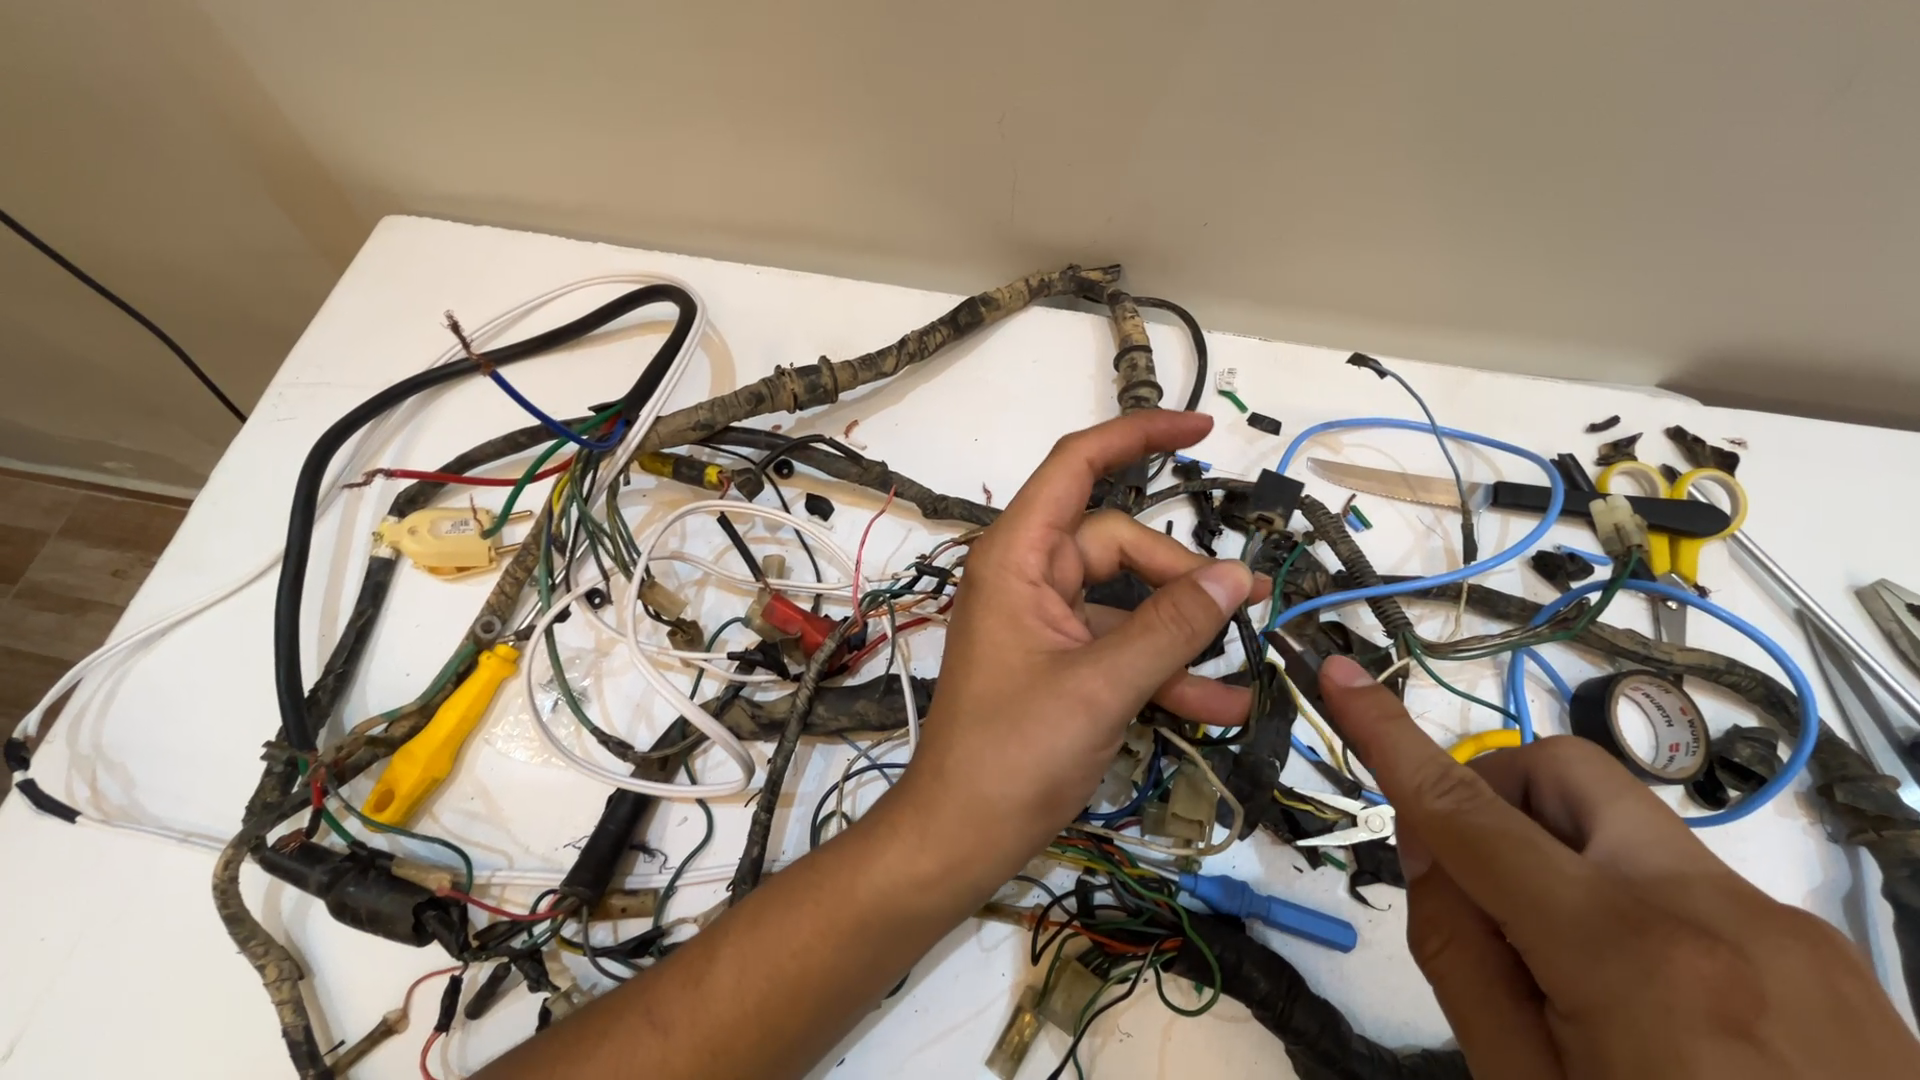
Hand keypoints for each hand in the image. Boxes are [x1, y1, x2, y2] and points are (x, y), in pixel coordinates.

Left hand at [892, 411, 1258, 883]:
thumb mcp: (1102, 685)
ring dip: (1181, 635)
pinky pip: (1118, 646)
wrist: (961, 834)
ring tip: (1243, 666)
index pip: (1077, 465)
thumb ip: (1172, 626)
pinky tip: (1216, 707)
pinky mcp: (1057, 662)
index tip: (1201, 429)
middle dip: (1180, 579)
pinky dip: (1161, 670)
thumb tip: (1240, 576)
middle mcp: (1028, 576)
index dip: (1137, 436)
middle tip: (1244, 611)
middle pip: (1119, 545)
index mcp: (1018, 557)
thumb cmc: (1013, 753)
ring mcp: (1043, 621)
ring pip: (1127, 602)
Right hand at [1317, 653, 1919, 1078]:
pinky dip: (1629, 901)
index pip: (1466, 812)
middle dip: (1494, 794)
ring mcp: (1789, 927)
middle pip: (1564, 772)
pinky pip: (1689, 882)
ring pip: (1626, 827)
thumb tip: (1433, 847)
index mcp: (1625, 953)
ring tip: (1571, 973)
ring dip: (1563, 857)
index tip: (1341, 674)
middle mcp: (1715, 909)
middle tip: (1473, 878)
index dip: (1389, 736)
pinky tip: (1658, 1011)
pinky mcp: (1830, 953)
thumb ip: (1460, 954)